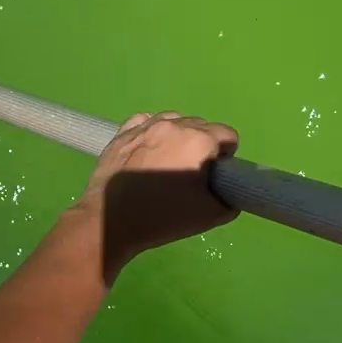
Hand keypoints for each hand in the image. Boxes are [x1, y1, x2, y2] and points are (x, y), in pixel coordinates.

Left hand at [76, 112, 239, 280]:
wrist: (111, 221)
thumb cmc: (162, 218)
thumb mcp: (209, 216)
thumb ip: (230, 201)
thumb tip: (229, 192)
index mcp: (199, 140)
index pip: (227, 136)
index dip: (225, 156)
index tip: (213, 175)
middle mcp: (174, 124)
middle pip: (201, 126)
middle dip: (201, 146)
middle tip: (189, 173)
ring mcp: (145, 126)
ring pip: (173, 121)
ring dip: (178, 136)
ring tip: (167, 161)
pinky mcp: (122, 133)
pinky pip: (146, 122)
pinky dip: (152, 132)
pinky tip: (148, 151)